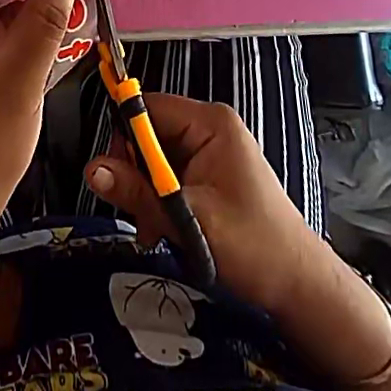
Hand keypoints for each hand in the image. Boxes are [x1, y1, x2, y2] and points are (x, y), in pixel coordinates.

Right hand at [85, 93, 330, 312]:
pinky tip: (162, 229)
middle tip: (138, 210)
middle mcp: (208, 128)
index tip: (112, 170)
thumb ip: (138, 192)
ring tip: (154, 228)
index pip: (149, 106)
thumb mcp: (188, 219)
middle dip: (135, 173)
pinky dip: (157, 202)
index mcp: (211, 123)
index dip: (125, 135)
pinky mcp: (206, 173)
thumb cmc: (255, 246)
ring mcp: (208, 151)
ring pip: (153, 159)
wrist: (296, 283)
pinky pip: (166, 176)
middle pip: (147, 134)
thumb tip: (94, 169)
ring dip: (146, 194)